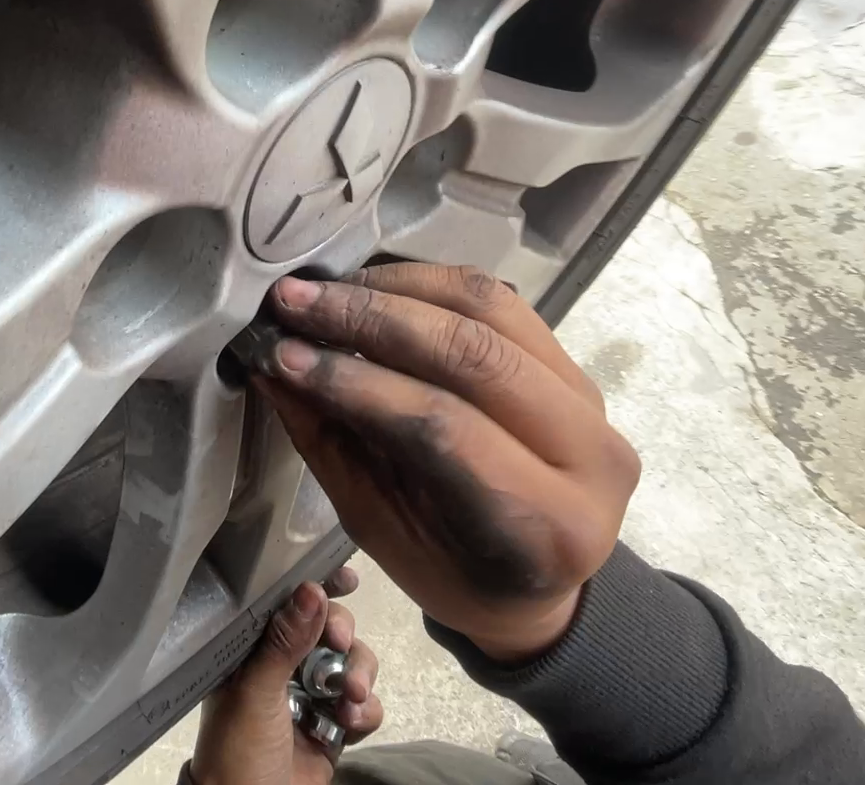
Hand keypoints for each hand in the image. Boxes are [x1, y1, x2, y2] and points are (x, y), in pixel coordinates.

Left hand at [188, 569, 382, 784]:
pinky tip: (352, 722)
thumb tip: (312, 588)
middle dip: (341, 631)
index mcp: (254, 648)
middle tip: (341, 643)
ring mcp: (310, 695)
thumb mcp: (256, 692)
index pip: (286, 603)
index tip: (347, 575)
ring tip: (349, 696)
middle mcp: (284, 664)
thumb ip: (285, 642)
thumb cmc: (239, 748)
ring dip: (358, 672)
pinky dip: (365, 709)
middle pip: (327, 627)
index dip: (317, 586)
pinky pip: (362, 704)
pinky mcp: (333, 728)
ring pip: (350, 662)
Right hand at [251, 263, 639, 661]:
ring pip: (489, 309)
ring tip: (327, 290)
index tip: (284, 353)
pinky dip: (426, 283)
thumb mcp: (376, 523)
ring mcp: (591, 397)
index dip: (356, 381)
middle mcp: (590, 452)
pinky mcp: (573, 363)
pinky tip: (372, 287)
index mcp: (546, 524)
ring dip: (395, 288)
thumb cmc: (449, 571)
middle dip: (369, 319)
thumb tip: (273, 365)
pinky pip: (498, 301)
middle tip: (295, 304)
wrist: (532, 582)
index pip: (443, 427)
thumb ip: (329, 440)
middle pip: (472, 353)